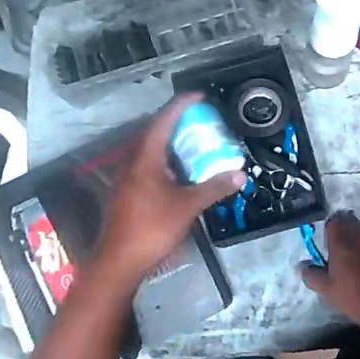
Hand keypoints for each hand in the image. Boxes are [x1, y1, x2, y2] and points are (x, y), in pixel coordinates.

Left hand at [90, 93, 243, 282]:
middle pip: (155, 135)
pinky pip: (151, 169)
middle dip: (179, 125)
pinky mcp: (130, 196)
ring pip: (153, 154)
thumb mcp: (188, 206)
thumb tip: (239, 175)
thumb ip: (214, 188)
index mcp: (145, 160)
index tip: (198, 96)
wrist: (120, 262)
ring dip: (174, 146)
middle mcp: (133, 165)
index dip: (180, 106)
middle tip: (203, 121)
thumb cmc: (152, 228)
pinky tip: (184, 175)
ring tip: (198, 145)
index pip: (162, 123)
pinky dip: (169, 164)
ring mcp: (129, 181)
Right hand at [299, 212, 359, 334]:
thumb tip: (302, 265)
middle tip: (340, 247)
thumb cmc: (354, 298)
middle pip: (351, 222)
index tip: (328, 242)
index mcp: (343, 243)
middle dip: (344, 230)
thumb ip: (311, 275)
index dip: (330, 228)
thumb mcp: (327, 290)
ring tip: (356, 257)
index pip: (334, 221)